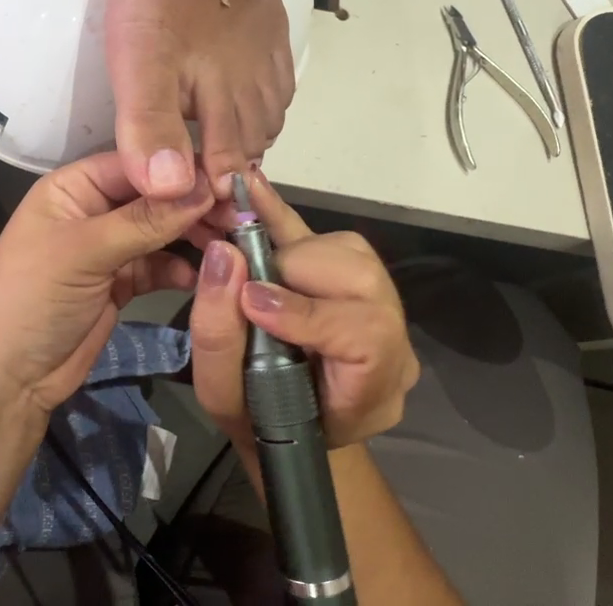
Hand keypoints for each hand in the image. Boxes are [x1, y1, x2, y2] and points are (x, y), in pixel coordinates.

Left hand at [0, 153, 213, 414]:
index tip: (228, 181)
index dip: (179, 171)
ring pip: (160, 231)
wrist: (8, 380)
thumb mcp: (84, 252)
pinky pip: (158, 266)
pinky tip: (201, 276)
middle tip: (238, 216)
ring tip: (228, 244)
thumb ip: (144, 221)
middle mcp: (91, 209)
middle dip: (191, 206)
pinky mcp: (120, 282)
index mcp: (72, 187)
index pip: (134, 163)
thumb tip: (203, 189)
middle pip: (152, 196)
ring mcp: (107, 247)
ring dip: (191, 237)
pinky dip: (180, 269)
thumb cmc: (33, 299)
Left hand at [97, 0, 295, 201]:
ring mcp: (261, 34)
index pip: (234, 169)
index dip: (216, 201)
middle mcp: (259, 72)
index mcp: (234, 95)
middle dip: (229, 170)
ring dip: (237, 127)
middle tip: (197, 190)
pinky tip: (221, 73)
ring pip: (259, 98)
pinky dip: (241, 81)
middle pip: (252, 139)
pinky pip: (256, 58)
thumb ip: (155, 128)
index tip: (197, 227)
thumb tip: (173, 199)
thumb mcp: (141, 60)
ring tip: (207, 146)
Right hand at [187, 169, 418, 448]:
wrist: (280, 424)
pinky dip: (284, 214)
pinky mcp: (352, 273)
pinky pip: (325, 236)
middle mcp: (393, 345)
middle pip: (365, 282)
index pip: (366, 338)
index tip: (253, 303)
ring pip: (352, 253)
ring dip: (294, 249)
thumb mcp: (221, 397)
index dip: (309, 312)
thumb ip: (219, 336)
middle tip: (246, 278)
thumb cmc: (253, 420)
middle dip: (298, 269)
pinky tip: (252, 187)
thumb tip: (223, 256)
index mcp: (373, 393)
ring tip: (249, 257)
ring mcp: (380, 305)